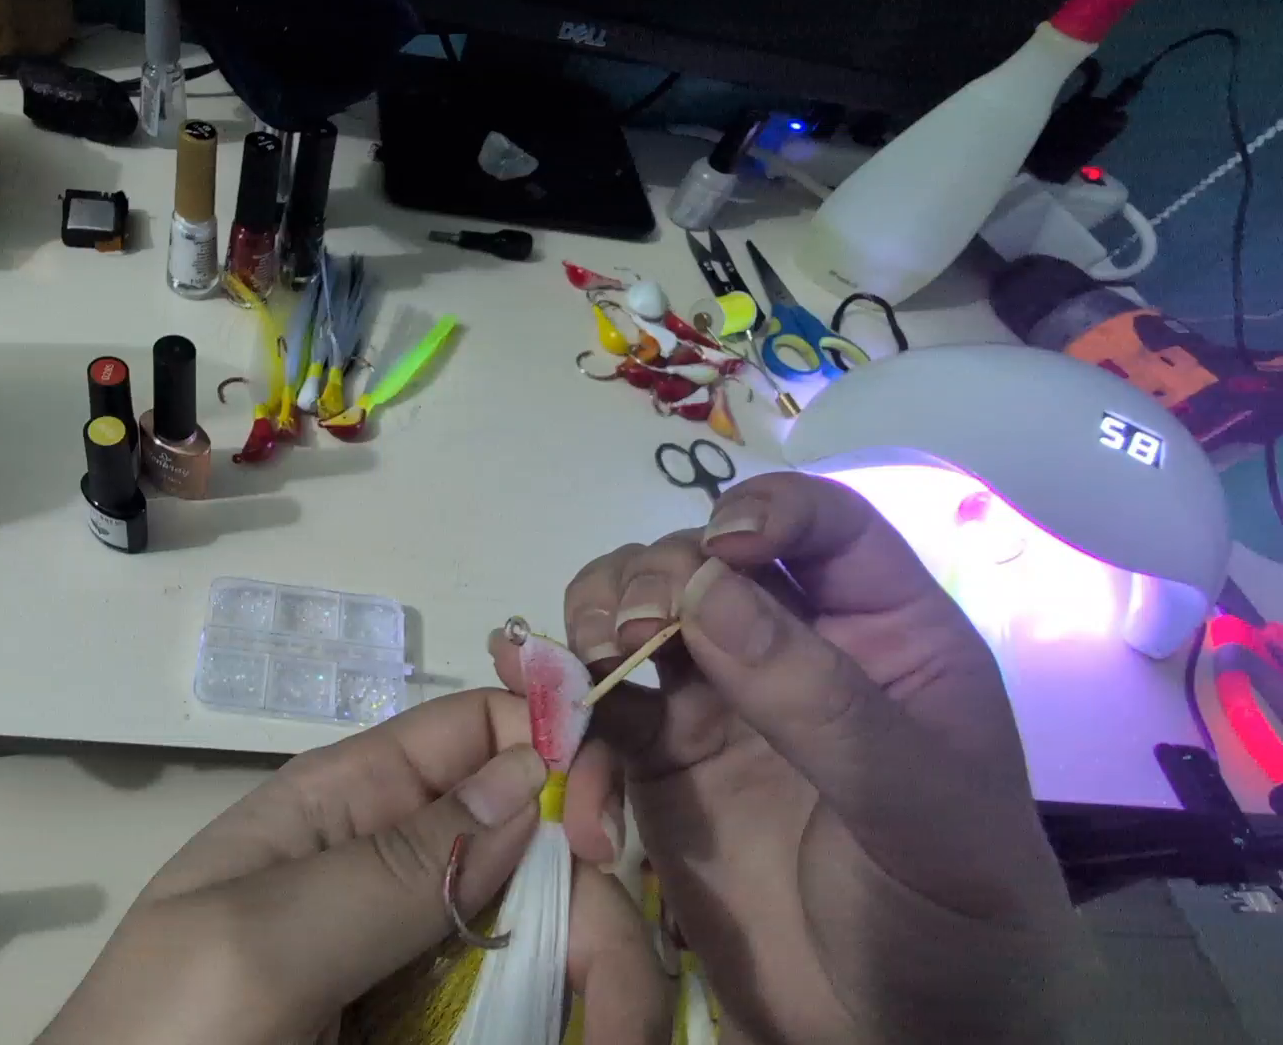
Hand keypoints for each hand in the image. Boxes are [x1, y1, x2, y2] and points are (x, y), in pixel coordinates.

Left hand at [36, 690, 669, 1044]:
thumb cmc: (170, 1035)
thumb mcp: (263, 941)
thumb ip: (394, 860)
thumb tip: (528, 775)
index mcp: (347, 801)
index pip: (473, 727)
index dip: (552, 747)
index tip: (604, 831)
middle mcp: (400, 857)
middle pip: (537, 837)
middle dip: (595, 901)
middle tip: (617, 1009)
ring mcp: (426, 946)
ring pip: (555, 924)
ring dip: (606, 981)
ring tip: (613, 1044)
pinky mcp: (445, 1017)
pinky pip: (535, 999)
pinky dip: (579, 1019)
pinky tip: (593, 1041)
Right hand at [495, 472, 1088, 1044]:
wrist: (876, 1040)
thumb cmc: (944, 923)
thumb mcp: (919, 814)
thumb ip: (818, 699)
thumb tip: (702, 587)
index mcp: (877, 636)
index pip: (823, 525)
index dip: (766, 510)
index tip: (718, 548)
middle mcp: (782, 647)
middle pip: (694, 557)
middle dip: (648, 579)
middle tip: (627, 638)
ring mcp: (707, 696)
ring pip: (628, 608)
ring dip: (592, 620)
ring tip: (586, 671)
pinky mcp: (651, 750)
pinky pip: (591, 702)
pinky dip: (562, 712)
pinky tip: (557, 747)